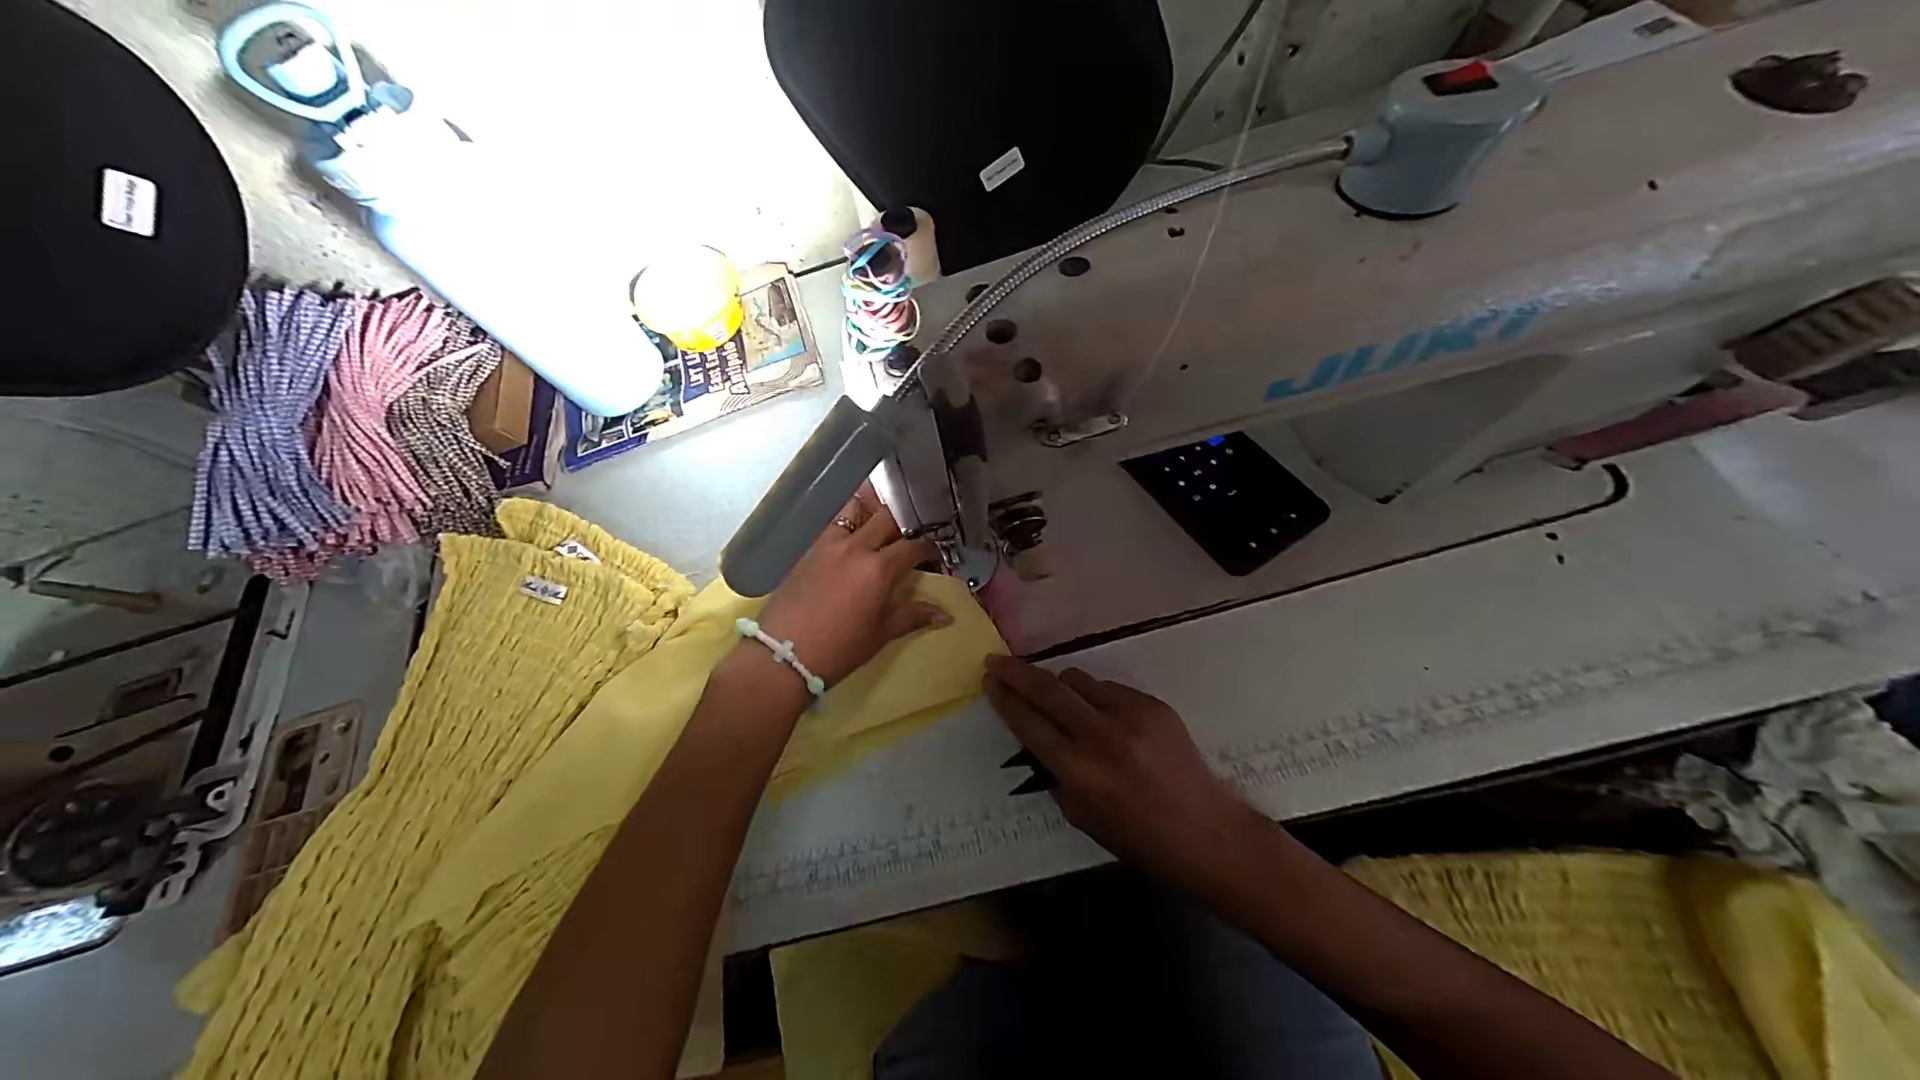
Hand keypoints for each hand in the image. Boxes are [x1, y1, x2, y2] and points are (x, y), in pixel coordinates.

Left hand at [754, 483, 949, 683]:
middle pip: (886, 517)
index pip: (913, 546)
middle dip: (904, 523)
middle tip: (910, 537)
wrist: (784, 654)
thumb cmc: (839, 648)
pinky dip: (846, 525)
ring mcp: (828, 544)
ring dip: (871, 512)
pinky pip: (832, 526)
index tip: (934, 557)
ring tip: (878, 526)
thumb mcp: (881, 633)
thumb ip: (913, 616)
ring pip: (854, 510)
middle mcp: (855, 547)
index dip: (929, 549)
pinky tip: (850, 540)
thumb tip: (945, 615)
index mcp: (878, 568)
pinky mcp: (807, 550)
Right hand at [983, 656, 1264, 888]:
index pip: (1031, 725)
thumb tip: (1038, 742)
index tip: (990, 682)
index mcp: (1081, 773)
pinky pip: (1109, 689)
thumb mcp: (1084, 818)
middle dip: (1017, 672)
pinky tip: (1103, 718)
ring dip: (1060, 687)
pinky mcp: (1154, 705)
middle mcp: (1103, 737)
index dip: (1006, 701)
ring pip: (1079, 681)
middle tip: (996, 660)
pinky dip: (1096, 698)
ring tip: (1058, 700)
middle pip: (1048, 690)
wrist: (1207, 832)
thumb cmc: (1141, 839)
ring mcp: (1132, 716)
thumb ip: (1056, 776)